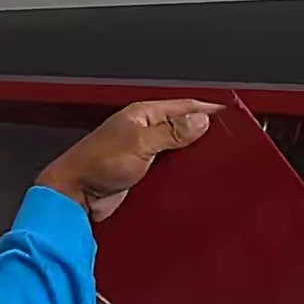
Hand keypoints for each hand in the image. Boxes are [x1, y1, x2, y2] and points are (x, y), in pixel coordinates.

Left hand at [36, 100, 222, 220]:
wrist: (75, 196)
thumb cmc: (96, 163)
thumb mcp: (139, 143)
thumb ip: (170, 132)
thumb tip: (200, 120)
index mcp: (143, 115)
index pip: (183, 106)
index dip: (206, 110)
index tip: (229, 116)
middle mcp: (144, 131)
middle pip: (182, 127)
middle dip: (203, 133)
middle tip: (228, 142)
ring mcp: (143, 153)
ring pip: (177, 150)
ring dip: (192, 155)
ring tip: (216, 162)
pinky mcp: (142, 175)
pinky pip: (169, 170)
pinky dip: (181, 173)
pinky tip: (194, 181)